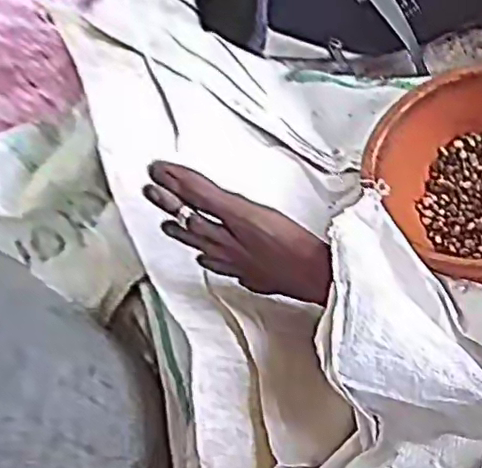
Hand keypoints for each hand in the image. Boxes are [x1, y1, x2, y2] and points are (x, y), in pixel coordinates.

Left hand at [142, 161, 332, 304]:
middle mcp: (230, 252)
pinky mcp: (268, 282)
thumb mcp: (247, 211)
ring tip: (184, 234)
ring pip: (212, 255)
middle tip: (159, 200)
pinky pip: (242, 276)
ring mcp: (248, 269)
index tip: (156, 172)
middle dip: (175, 212)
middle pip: (195, 230)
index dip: (170, 185)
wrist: (325, 279)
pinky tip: (233, 270)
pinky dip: (232, 271)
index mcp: (223, 232)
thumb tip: (167, 174)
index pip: (189, 203)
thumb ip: (206, 194)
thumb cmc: (294, 247)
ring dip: (195, 243)